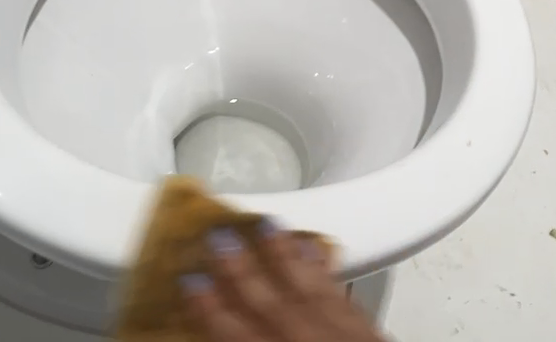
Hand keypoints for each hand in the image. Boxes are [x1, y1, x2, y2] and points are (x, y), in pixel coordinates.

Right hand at [183, 225, 386, 341]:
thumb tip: (220, 338)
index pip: (232, 334)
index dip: (207, 306)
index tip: (190, 279)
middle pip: (265, 300)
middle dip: (240, 266)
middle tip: (219, 233)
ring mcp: (337, 333)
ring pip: (304, 285)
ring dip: (282, 253)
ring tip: (265, 224)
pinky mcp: (365, 330)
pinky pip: (337, 289)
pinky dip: (322, 267)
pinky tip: (312, 248)